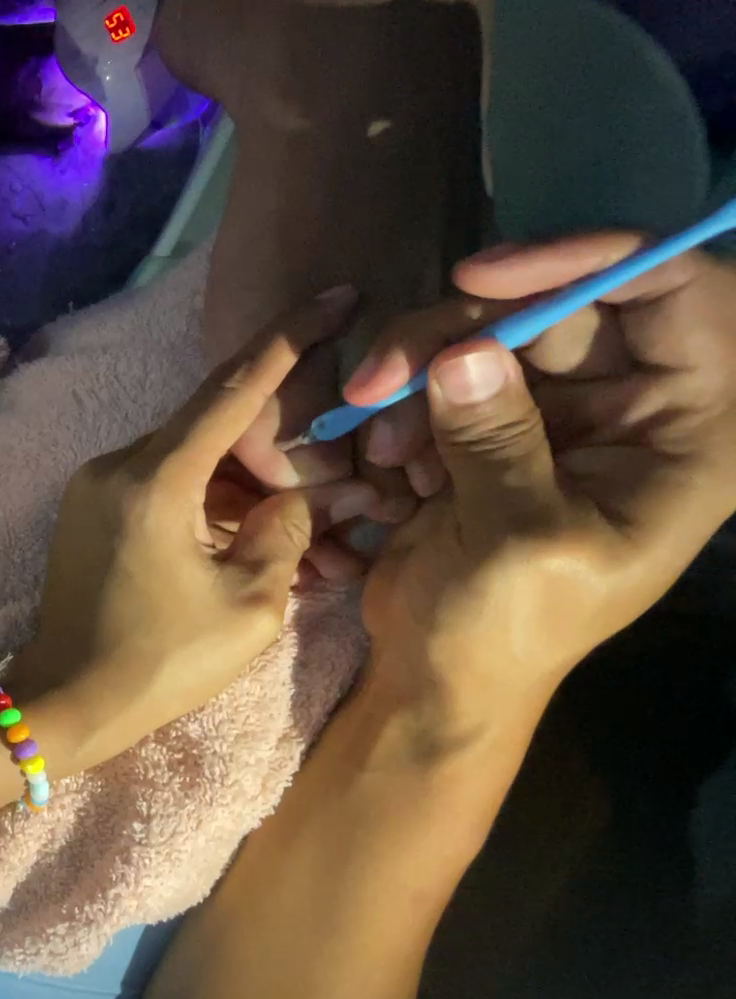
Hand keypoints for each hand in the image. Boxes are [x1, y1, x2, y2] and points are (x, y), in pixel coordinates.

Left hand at [9, 287, 364, 765]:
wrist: (66, 694)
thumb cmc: (160, 659)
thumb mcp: (250, 601)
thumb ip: (283, 529)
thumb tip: (288, 495)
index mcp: (153, 479)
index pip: (232, 388)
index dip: (290, 338)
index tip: (336, 295)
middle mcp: (113, 466)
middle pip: (210, 426)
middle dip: (273, 446)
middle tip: (324, 487)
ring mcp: (91, 487)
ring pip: (185, 457)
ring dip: (239, 479)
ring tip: (291, 519)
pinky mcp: (86, 510)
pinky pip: (157, 483)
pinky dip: (203, 497)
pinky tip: (240, 532)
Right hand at [356, 236, 735, 720]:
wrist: (439, 669)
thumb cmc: (507, 624)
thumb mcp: (517, 538)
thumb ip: (499, 445)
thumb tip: (458, 358)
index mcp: (687, 429)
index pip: (674, 298)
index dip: (585, 266)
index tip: (477, 279)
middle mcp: (626, 408)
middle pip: (551, 314)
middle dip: (454, 336)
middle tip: (373, 380)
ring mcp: (544, 420)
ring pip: (479, 344)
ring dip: (412, 382)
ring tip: (378, 447)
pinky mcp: (475, 436)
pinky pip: (433, 387)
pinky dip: (398, 412)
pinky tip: (386, 464)